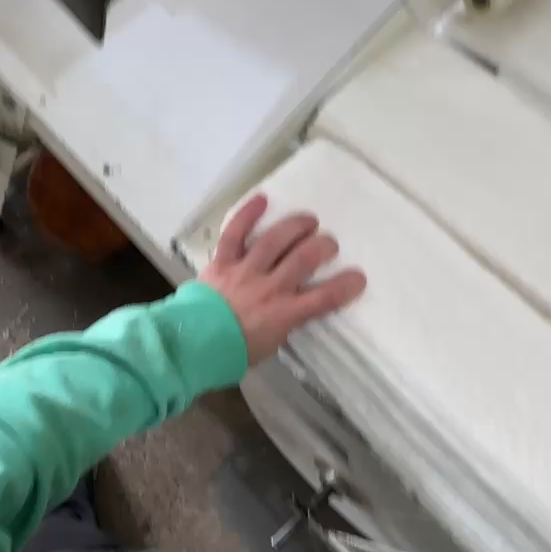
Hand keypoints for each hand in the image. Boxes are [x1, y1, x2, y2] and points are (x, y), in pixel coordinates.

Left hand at [201, 194, 366, 362]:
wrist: (192, 344)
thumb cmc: (230, 352)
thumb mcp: (267, 346)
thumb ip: (282, 324)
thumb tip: (290, 312)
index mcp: (283, 314)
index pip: (324, 298)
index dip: (345, 286)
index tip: (358, 278)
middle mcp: (269, 288)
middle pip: (304, 259)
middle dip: (322, 247)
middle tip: (329, 243)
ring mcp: (245, 271)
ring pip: (275, 241)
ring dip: (295, 226)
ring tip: (309, 220)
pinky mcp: (222, 262)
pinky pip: (235, 233)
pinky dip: (248, 214)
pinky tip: (263, 199)